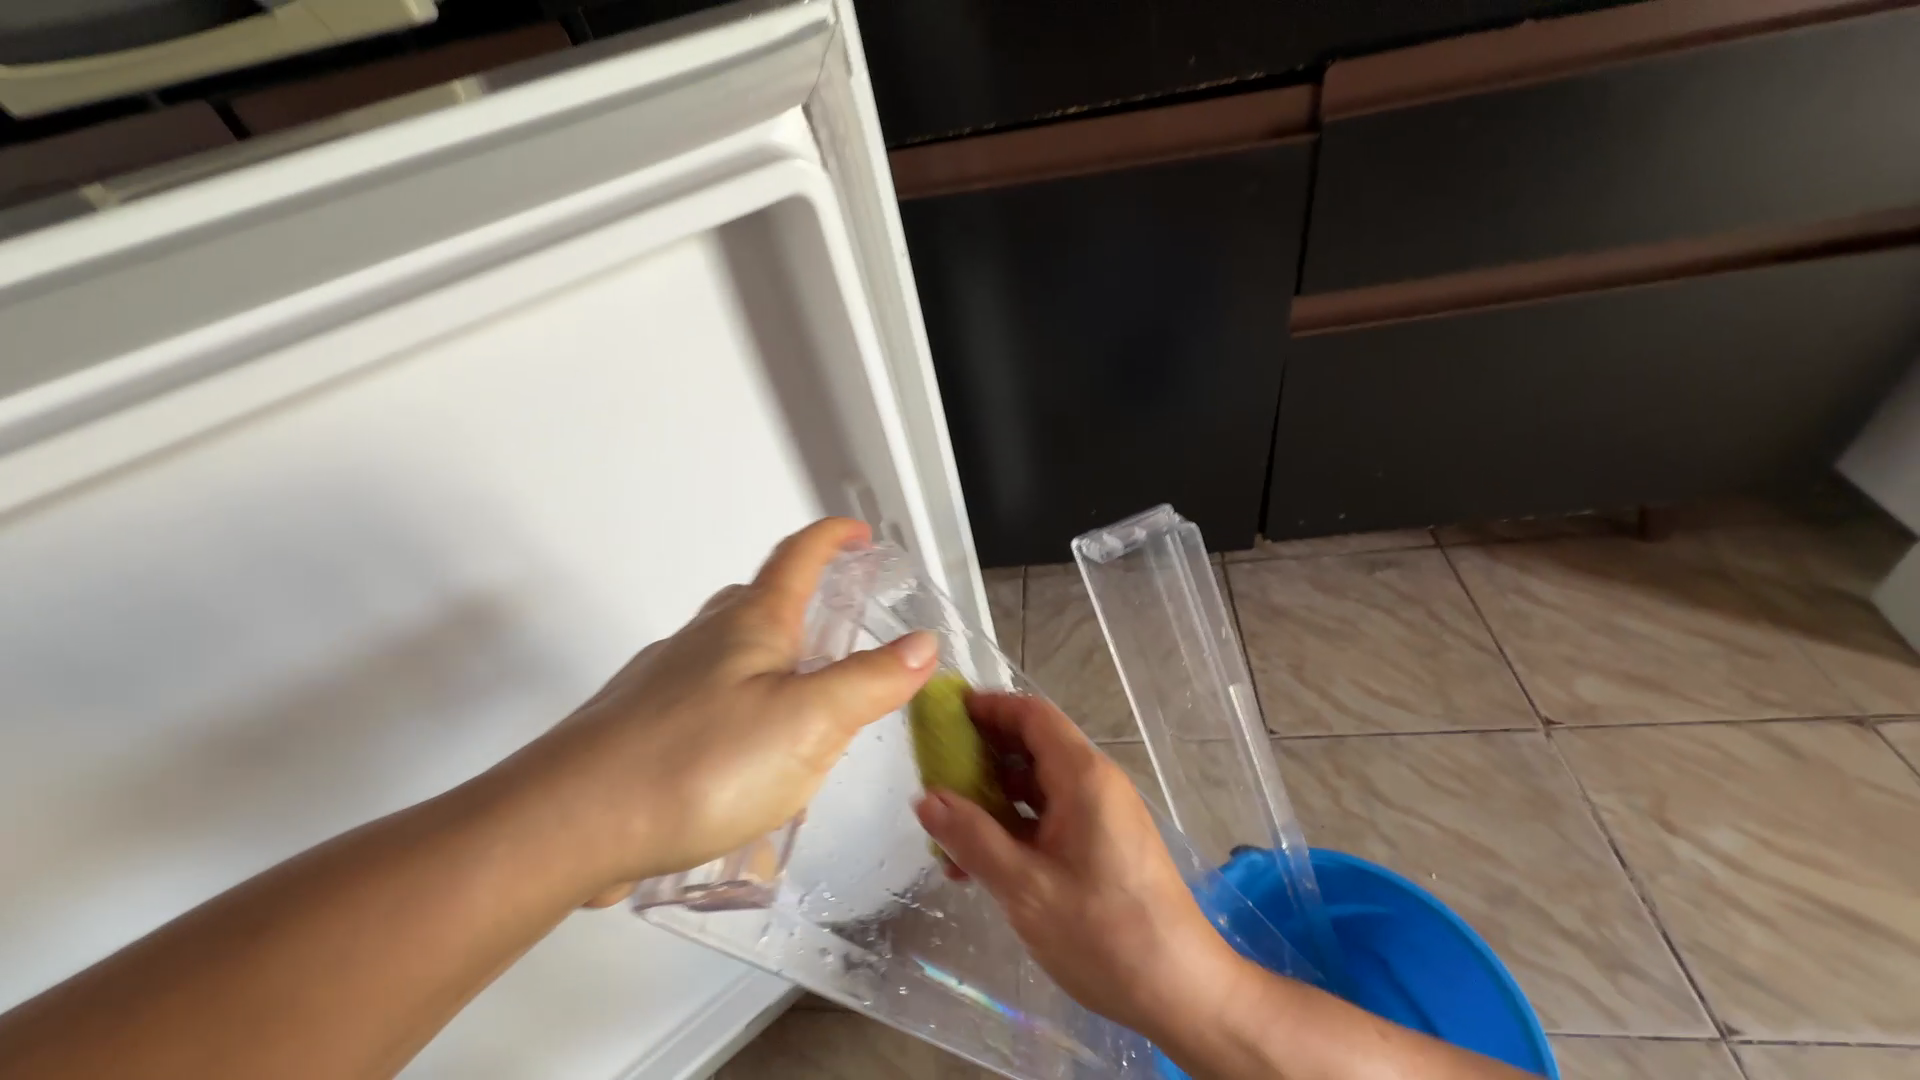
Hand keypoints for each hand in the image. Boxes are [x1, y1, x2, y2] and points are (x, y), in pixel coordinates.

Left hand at [489, 518, 936, 904]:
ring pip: (727, 655)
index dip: (832, 538)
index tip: (859, 533)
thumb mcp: (810, 723)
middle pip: (758, 601)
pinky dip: (735, 713)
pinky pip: (702, 702)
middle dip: (801, 604)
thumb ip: (870, 682)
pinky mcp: (637, 726)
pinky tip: (741, 765)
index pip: (797, 557)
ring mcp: (663, 681)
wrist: (568, 823)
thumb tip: (923, 642)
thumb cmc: (701, 762)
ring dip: (769, 665)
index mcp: (752, 624)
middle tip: (838, 638)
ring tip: (801, 716)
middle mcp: (703, 639)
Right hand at [912, 693, 1243, 1044]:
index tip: (945, 715)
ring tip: (946, 830)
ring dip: (993, 800)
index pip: (1033, 715)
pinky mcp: (1103, 845)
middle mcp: (1096, 785)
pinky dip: (1015, 829)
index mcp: (1083, 778)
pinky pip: (1051, 818)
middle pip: (1033, 747)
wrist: (1180, 990)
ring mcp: (1102, 815)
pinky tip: (980, 864)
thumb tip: (926, 798)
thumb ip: (973, 839)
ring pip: (1038, 787)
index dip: (989, 708)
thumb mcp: (1026, 888)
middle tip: (934, 774)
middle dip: (982, 757)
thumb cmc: (1104, 933)